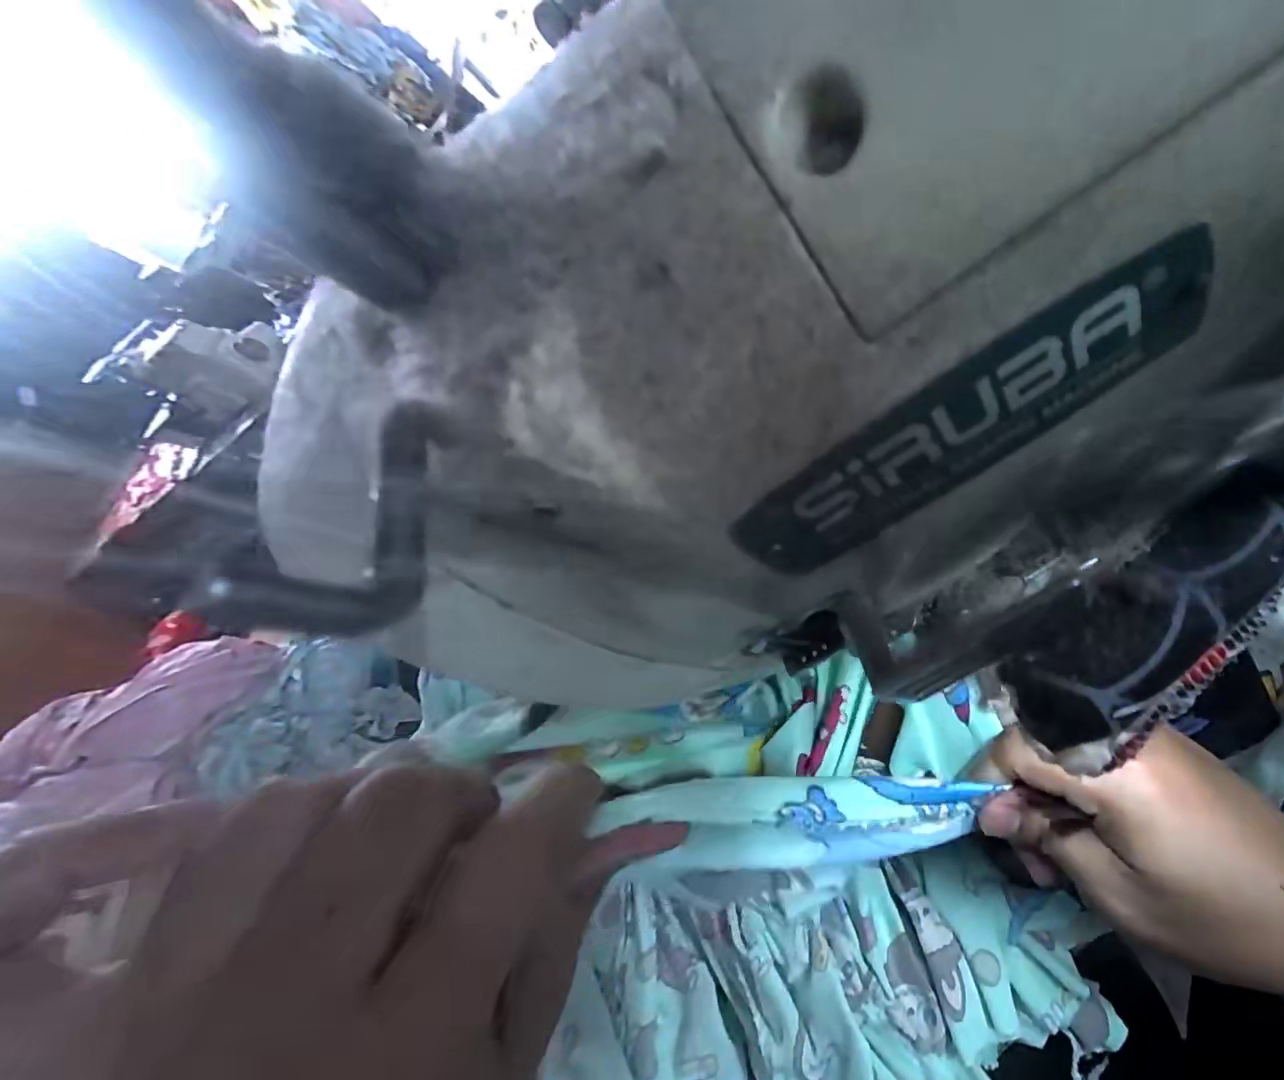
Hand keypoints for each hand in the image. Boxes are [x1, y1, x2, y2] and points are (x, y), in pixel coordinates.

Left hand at [0, 763, 657, 1079]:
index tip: (573, 785)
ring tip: (371, 833)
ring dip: (351, 798)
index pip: (508, 863)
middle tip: (468, 820)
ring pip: (275, 811)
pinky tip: (243, 849)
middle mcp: (282, 1005)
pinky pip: (94, 874)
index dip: (560, 797)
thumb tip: (591, 845)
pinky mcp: (51, 1021)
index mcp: (408, 1040)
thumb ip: (547, 955)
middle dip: (456, 787)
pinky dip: (177, 836)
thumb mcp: (498, 1078)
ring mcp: (155, 1004)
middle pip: (391, 809)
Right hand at [977, 725, 1283, 994]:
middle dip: (1020, 796)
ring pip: (1068, 749)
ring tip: (1060, 862)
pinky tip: (1092, 840)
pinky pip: (1100, 756)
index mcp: (1111, 760)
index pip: (1019, 743)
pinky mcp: (1165, 750)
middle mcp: (1126, 730)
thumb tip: (989, 809)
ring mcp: (1149, 736)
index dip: (987, 781)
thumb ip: (1047, 837)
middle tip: (1031, 863)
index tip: (982, 829)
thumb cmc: (1211, 913)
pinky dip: (1081, 793)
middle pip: (1040, 741)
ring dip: (1050, 798)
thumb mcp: (1115, 891)